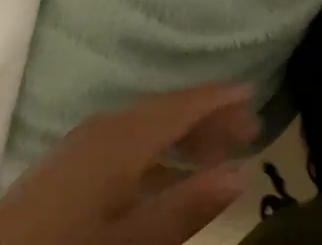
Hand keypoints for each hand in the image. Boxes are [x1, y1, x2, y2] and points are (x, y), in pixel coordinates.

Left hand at [0, 84, 258, 244]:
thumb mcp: (133, 239)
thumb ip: (186, 206)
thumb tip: (241, 172)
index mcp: (122, 137)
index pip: (182, 106)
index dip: (219, 99)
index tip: (254, 91)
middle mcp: (104, 129)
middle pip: (166, 112)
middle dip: (207, 119)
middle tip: (249, 130)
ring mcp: (82, 147)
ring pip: (147, 130)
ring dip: (184, 139)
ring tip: (217, 155)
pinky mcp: (67, 168)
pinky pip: (127, 145)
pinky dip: (157, 155)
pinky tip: (167, 179)